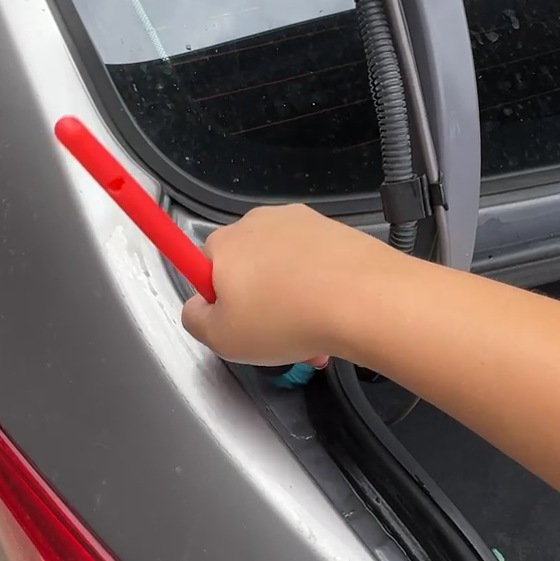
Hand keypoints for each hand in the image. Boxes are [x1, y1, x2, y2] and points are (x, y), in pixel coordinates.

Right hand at [180, 203, 404, 365]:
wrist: (364, 299)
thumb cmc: (286, 318)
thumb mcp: (220, 338)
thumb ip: (194, 320)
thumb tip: (197, 307)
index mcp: (224, 244)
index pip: (203, 265)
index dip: (217, 300)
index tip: (236, 321)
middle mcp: (258, 223)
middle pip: (246, 267)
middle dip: (257, 303)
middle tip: (273, 338)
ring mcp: (300, 222)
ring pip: (283, 268)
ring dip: (290, 301)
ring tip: (309, 336)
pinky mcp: (335, 229)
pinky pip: (315, 263)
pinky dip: (318, 289)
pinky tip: (331, 318)